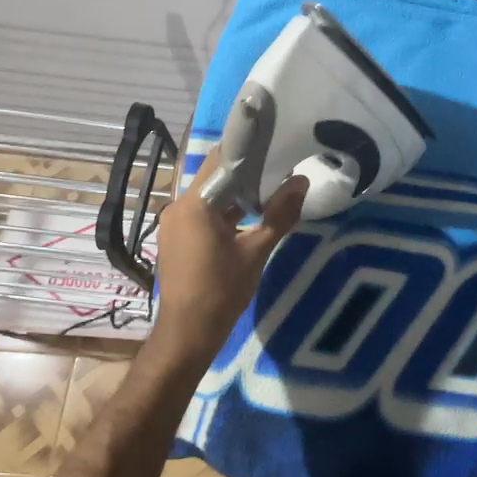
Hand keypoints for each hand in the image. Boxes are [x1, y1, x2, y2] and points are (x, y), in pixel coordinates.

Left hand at [147, 147, 306, 367]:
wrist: (188, 333)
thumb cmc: (221, 291)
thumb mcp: (256, 251)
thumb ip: (279, 214)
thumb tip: (301, 182)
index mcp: (195, 204)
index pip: (222, 160)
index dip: (249, 150)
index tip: (274, 142)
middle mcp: (179, 207)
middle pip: (215, 177)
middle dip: (247, 172)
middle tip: (280, 165)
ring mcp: (175, 223)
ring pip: (210, 196)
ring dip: (238, 193)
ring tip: (272, 188)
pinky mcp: (178, 239)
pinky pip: (204, 213)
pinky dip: (226, 211)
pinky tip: (251, 215)